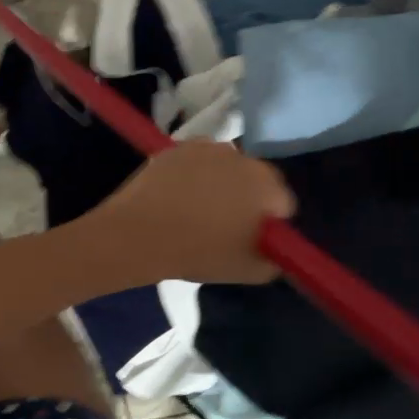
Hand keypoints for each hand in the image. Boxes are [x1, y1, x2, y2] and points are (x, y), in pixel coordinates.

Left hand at [87, 142, 294, 285]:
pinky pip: (195, 160)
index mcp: (266, 185)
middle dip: (248, 197)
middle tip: (225, 223)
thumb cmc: (197, 252)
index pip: (282, 204)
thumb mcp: (251, 270)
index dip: (269, 223)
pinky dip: (192, 172)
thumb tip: (273, 248)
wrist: (136, 233)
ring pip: (225, 166)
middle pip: (255, 179)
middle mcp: (239, 157)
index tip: (251, 237)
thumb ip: (274, 257)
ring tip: (197, 208)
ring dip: (220, 181)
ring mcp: (203, 148)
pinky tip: (178, 193)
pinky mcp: (172, 148)